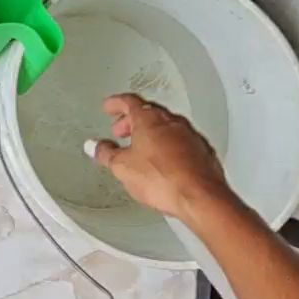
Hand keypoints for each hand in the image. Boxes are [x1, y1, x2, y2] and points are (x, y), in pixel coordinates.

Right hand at [92, 93, 238, 223]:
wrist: (201, 198)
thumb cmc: (163, 178)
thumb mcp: (122, 167)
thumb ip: (106, 153)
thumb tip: (94, 145)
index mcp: (149, 119)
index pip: (128, 101)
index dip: (116, 103)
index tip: (109, 106)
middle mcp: (171, 121)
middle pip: (148, 112)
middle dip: (132, 120)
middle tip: (122, 129)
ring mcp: (190, 136)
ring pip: (167, 127)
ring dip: (152, 133)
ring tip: (142, 148)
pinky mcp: (204, 152)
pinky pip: (182, 142)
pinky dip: (170, 146)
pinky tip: (166, 161)